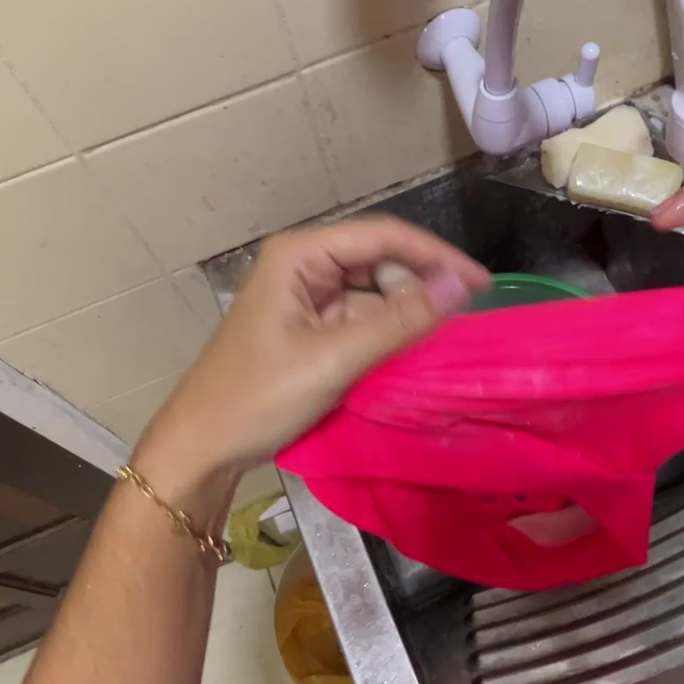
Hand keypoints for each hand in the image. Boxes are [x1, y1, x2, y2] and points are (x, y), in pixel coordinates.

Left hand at [135, 217, 488, 497]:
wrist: (203, 447)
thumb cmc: (256, 397)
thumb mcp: (332, 360)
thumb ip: (397, 322)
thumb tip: (459, 286)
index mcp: (301, 255)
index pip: (384, 237)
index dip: (436, 256)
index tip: (481, 285)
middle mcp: (305, 266)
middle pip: (381, 261)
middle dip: (420, 287)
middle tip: (461, 323)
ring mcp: (307, 299)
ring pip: (375, 293)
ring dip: (406, 315)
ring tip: (441, 342)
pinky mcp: (311, 330)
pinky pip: (362, 321)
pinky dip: (387, 336)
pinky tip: (410, 355)